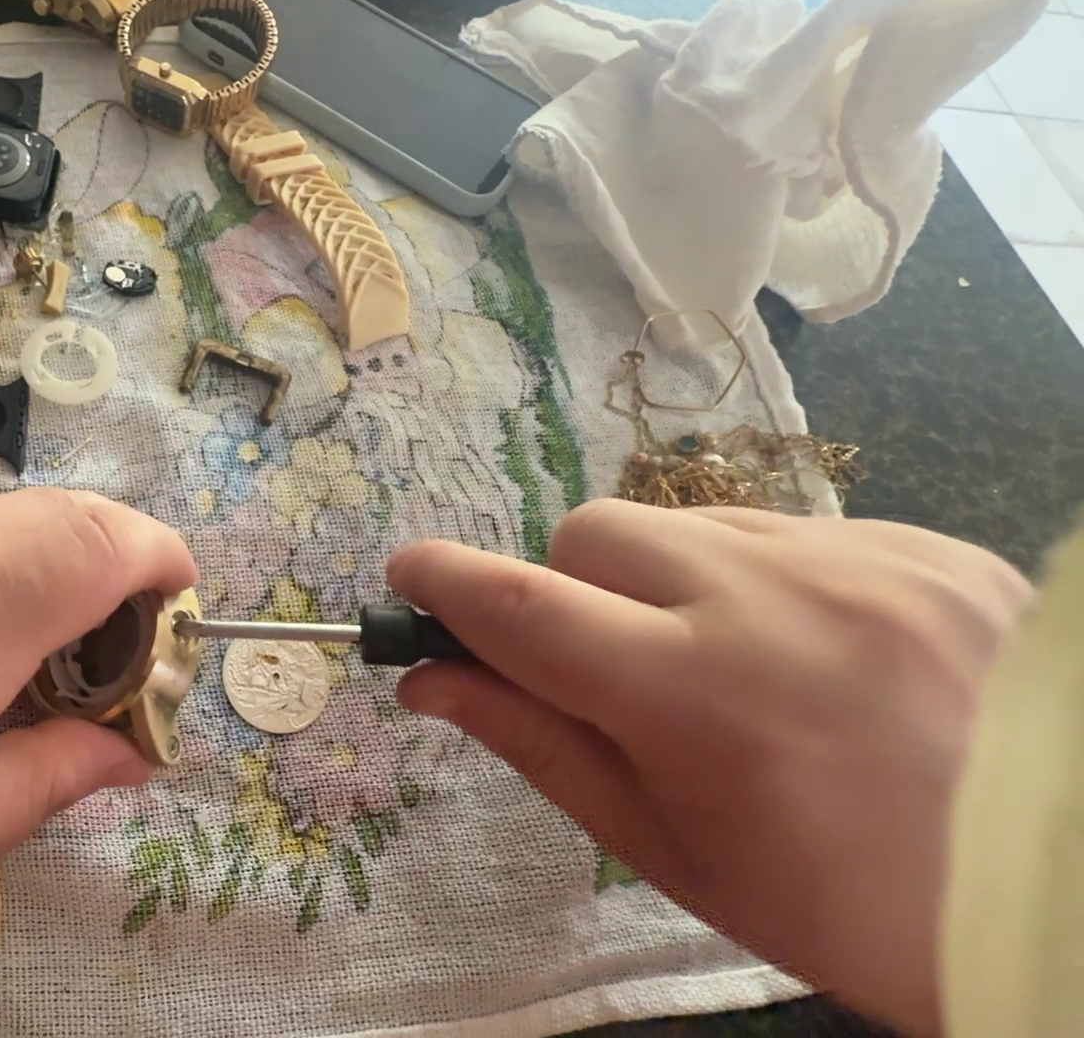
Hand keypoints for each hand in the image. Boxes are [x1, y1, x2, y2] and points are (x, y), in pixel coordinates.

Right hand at [387, 500, 1031, 1036]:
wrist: (1064, 901)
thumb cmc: (829, 898)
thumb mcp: (657, 838)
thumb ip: (527, 738)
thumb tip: (423, 678)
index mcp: (696, 699)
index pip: (521, 607)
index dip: (444, 578)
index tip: (407, 573)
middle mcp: (775, 605)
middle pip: (590, 534)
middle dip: (566, 588)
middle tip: (612, 659)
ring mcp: (862, 561)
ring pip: (676, 523)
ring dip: (659, 578)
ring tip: (727, 655)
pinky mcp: (926, 542)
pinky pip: (771, 526)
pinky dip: (749, 574)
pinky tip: (808, 644)